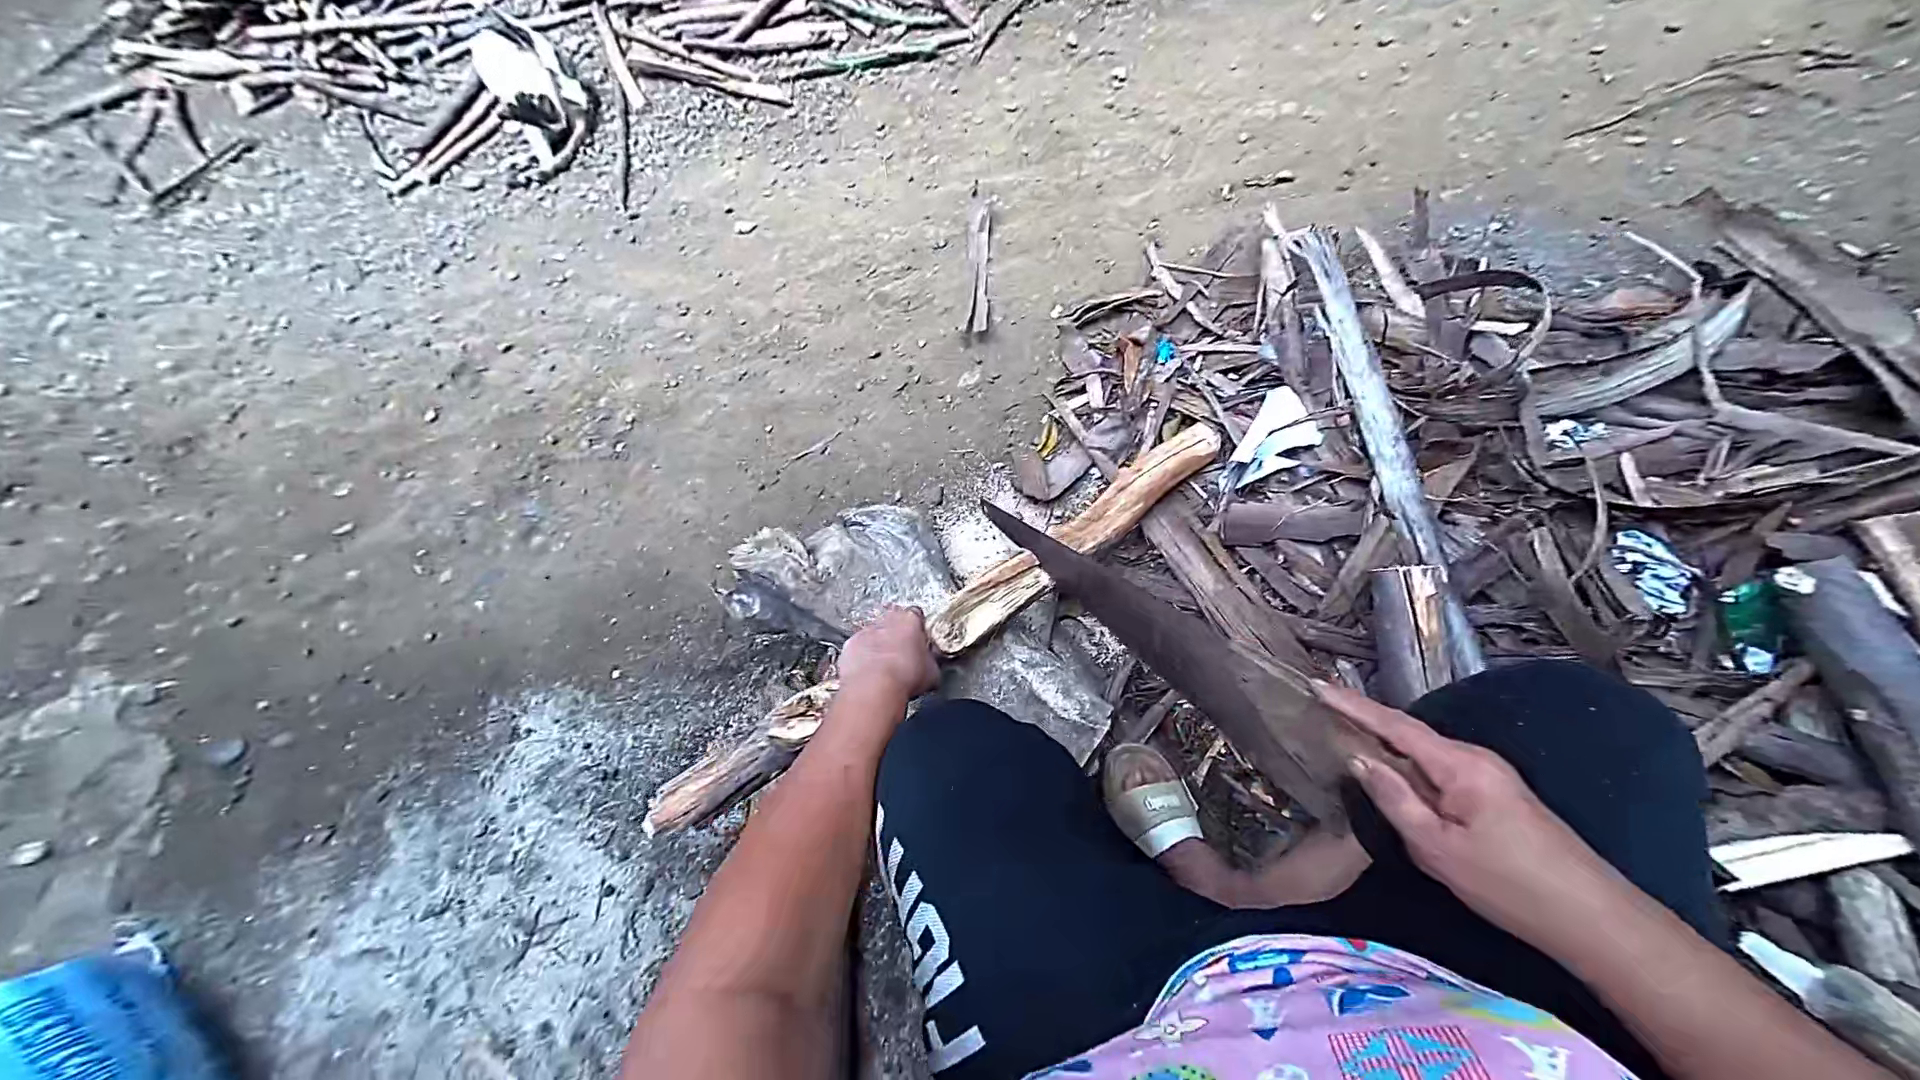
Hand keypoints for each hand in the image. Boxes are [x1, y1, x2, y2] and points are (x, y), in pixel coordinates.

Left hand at [837, 607, 939, 701]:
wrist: (874, 687)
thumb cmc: (906, 676)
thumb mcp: (932, 671)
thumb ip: (931, 660)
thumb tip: (930, 665)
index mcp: (910, 620)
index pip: (916, 615)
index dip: (917, 629)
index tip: (919, 642)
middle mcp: (886, 620)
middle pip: (892, 622)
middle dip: (895, 636)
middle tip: (901, 656)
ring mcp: (865, 632)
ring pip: (873, 636)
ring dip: (877, 648)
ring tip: (883, 669)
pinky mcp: (848, 646)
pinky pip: (856, 650)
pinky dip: (861, 659)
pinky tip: (867, 675)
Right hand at [1316, 680, 1633, 953]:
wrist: (1598, 922)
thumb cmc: (1511, 886)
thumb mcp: (1437, 847)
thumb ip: (1394, 799)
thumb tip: (1359, 760)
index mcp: (1460, 765)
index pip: (1394, 725)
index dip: (1352, 705)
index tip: (1316, 685)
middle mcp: (1475, 759)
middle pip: (1407, 735)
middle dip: (1364, 725)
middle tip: (1320, 714)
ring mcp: (1489, 776)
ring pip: (1422, 756)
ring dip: (1385, 750)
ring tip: (1344, 744)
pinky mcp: (1495, 795)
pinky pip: (1438, 772)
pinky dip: (1407, 770)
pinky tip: (1390, 781)